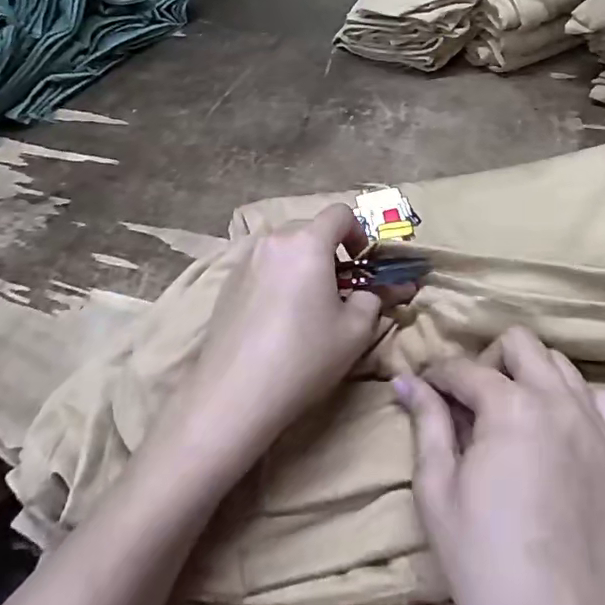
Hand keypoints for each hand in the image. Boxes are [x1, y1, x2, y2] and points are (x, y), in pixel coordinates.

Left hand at [159, 204, 385, 472]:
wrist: (237, 391)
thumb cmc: (305, 356)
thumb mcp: (355, 331)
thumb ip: (372, 299)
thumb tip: (376, 290)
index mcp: (307, 243)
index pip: (339, 213)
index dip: (358, 233)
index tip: (362, 263)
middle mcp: (274, 241)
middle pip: (309, 228)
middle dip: (330, 249)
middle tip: (340, 287)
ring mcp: (246, 259)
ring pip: (283, 247)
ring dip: (302, 263)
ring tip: (307, 303)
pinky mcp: (228, 281)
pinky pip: (262, 265)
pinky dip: (278, 276)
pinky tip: (277, 316)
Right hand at [395, 326, 604, 604]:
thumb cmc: (487, 563)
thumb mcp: (438, 491)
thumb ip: (426, 424)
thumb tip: (406, 380)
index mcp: (511, 407)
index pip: (463, 368)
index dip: (436, 375)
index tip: (423, 390)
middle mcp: (561, 404)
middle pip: (521, 344)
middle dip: (488, 360)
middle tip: (471, 401)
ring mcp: (603, 431)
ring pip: (565, 367)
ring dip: (532, 376)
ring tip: (513, 415)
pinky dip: (580, 405)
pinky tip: (563, 434)